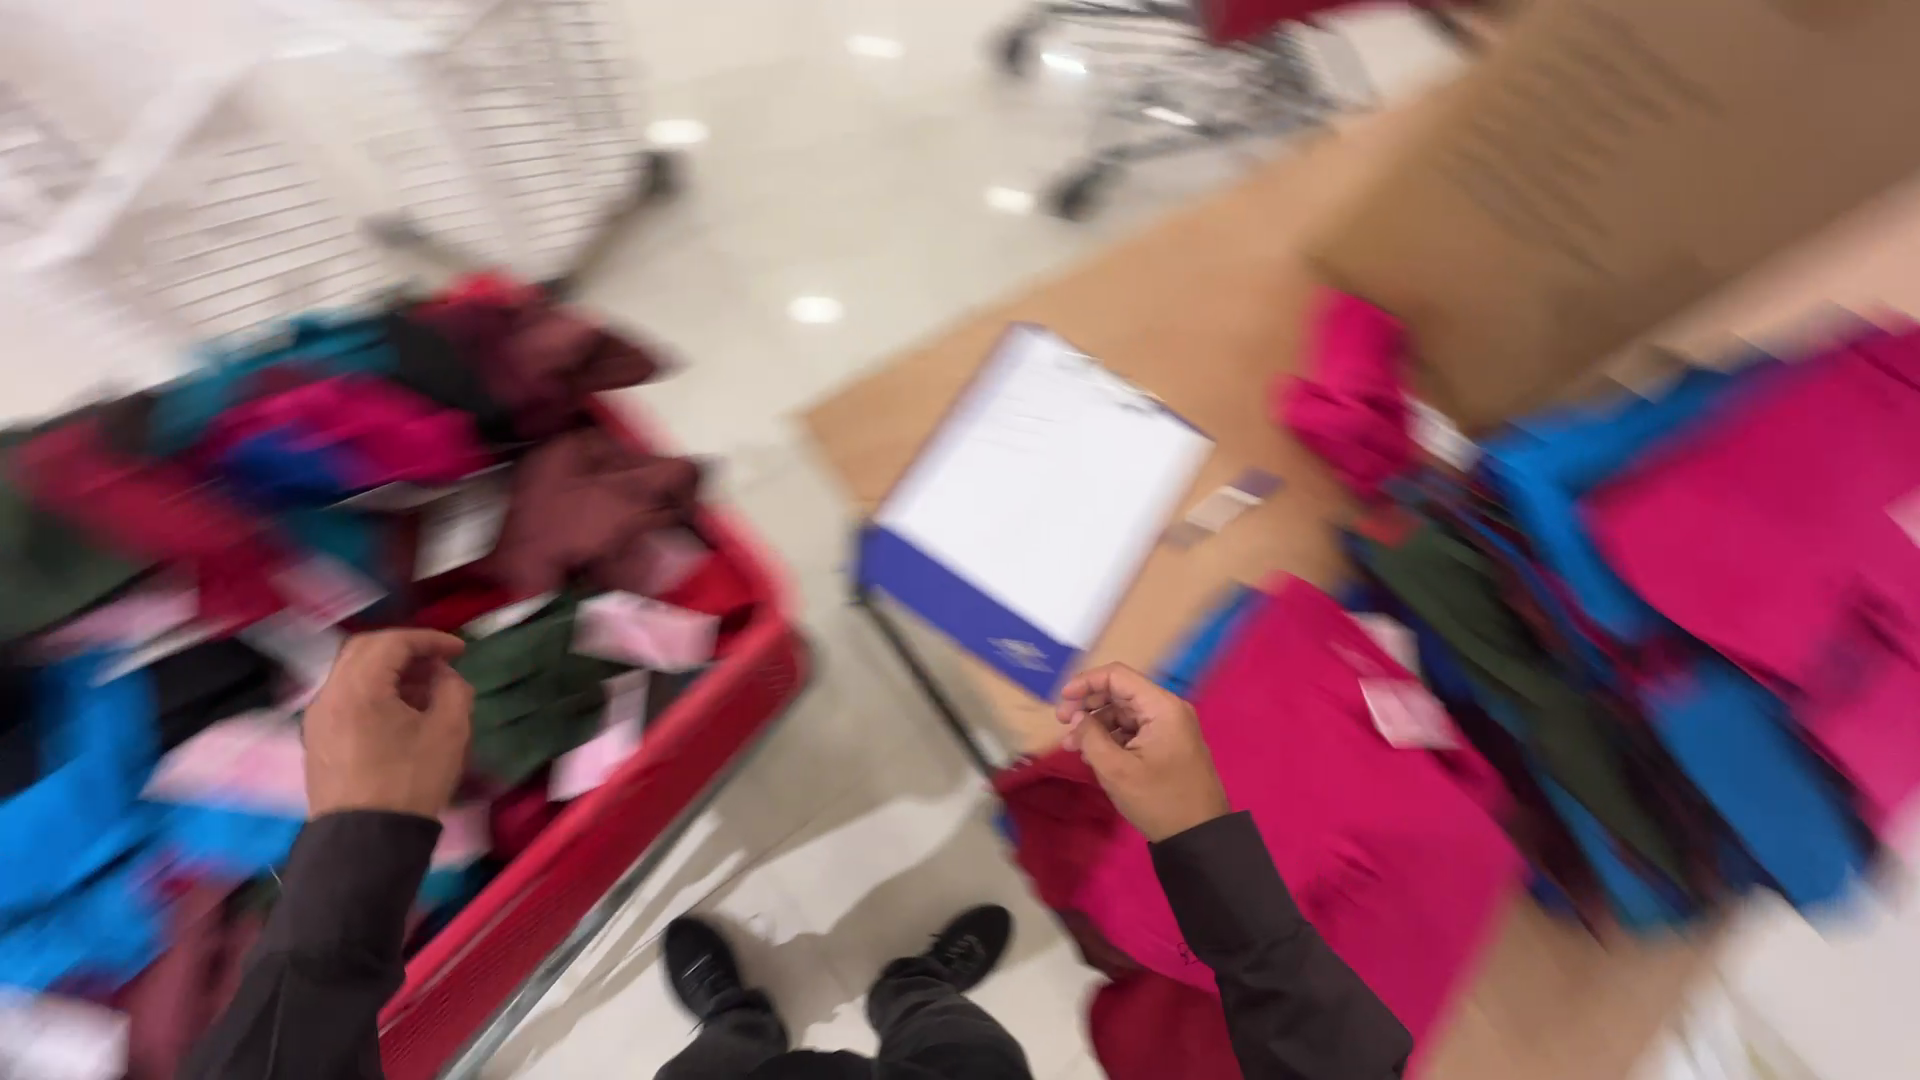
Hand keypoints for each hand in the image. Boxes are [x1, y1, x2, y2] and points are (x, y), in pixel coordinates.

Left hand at [304, 629, 473, 820]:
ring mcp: (317, 718)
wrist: (367, 838)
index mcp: (358, 690)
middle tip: (441, 660)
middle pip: (365, 649)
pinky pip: (346, 695)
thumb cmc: (412, 778)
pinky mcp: (317, 738)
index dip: (430, 639)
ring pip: (352, 672)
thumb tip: (442, 675)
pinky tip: (403, 709)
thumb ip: (452, 688)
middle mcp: (328, 697)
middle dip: (407, 647)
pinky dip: (376, 688)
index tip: (460, 651)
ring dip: (390, 668)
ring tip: (427, 687)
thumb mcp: (450, 729)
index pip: (392, 642)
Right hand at [1056, 662, 1229, 841]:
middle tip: (1062, 722)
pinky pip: (1134, 730)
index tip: (1062, 699)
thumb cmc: (1158, 800)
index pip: (1117, 676)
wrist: (1200, 838)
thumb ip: (1090, 737)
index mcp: (1161, 707)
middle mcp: (1168, 709)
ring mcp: (1170, 727)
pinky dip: (1111, 737)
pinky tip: (1092, 753)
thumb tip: (1077, 717)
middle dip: (1088, 705)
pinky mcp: (1167, 743)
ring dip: (1096, 724)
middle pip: (1120, 692)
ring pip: (1124, 712)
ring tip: (1072, 745)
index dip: (1086, 682)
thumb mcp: (1116, 770)